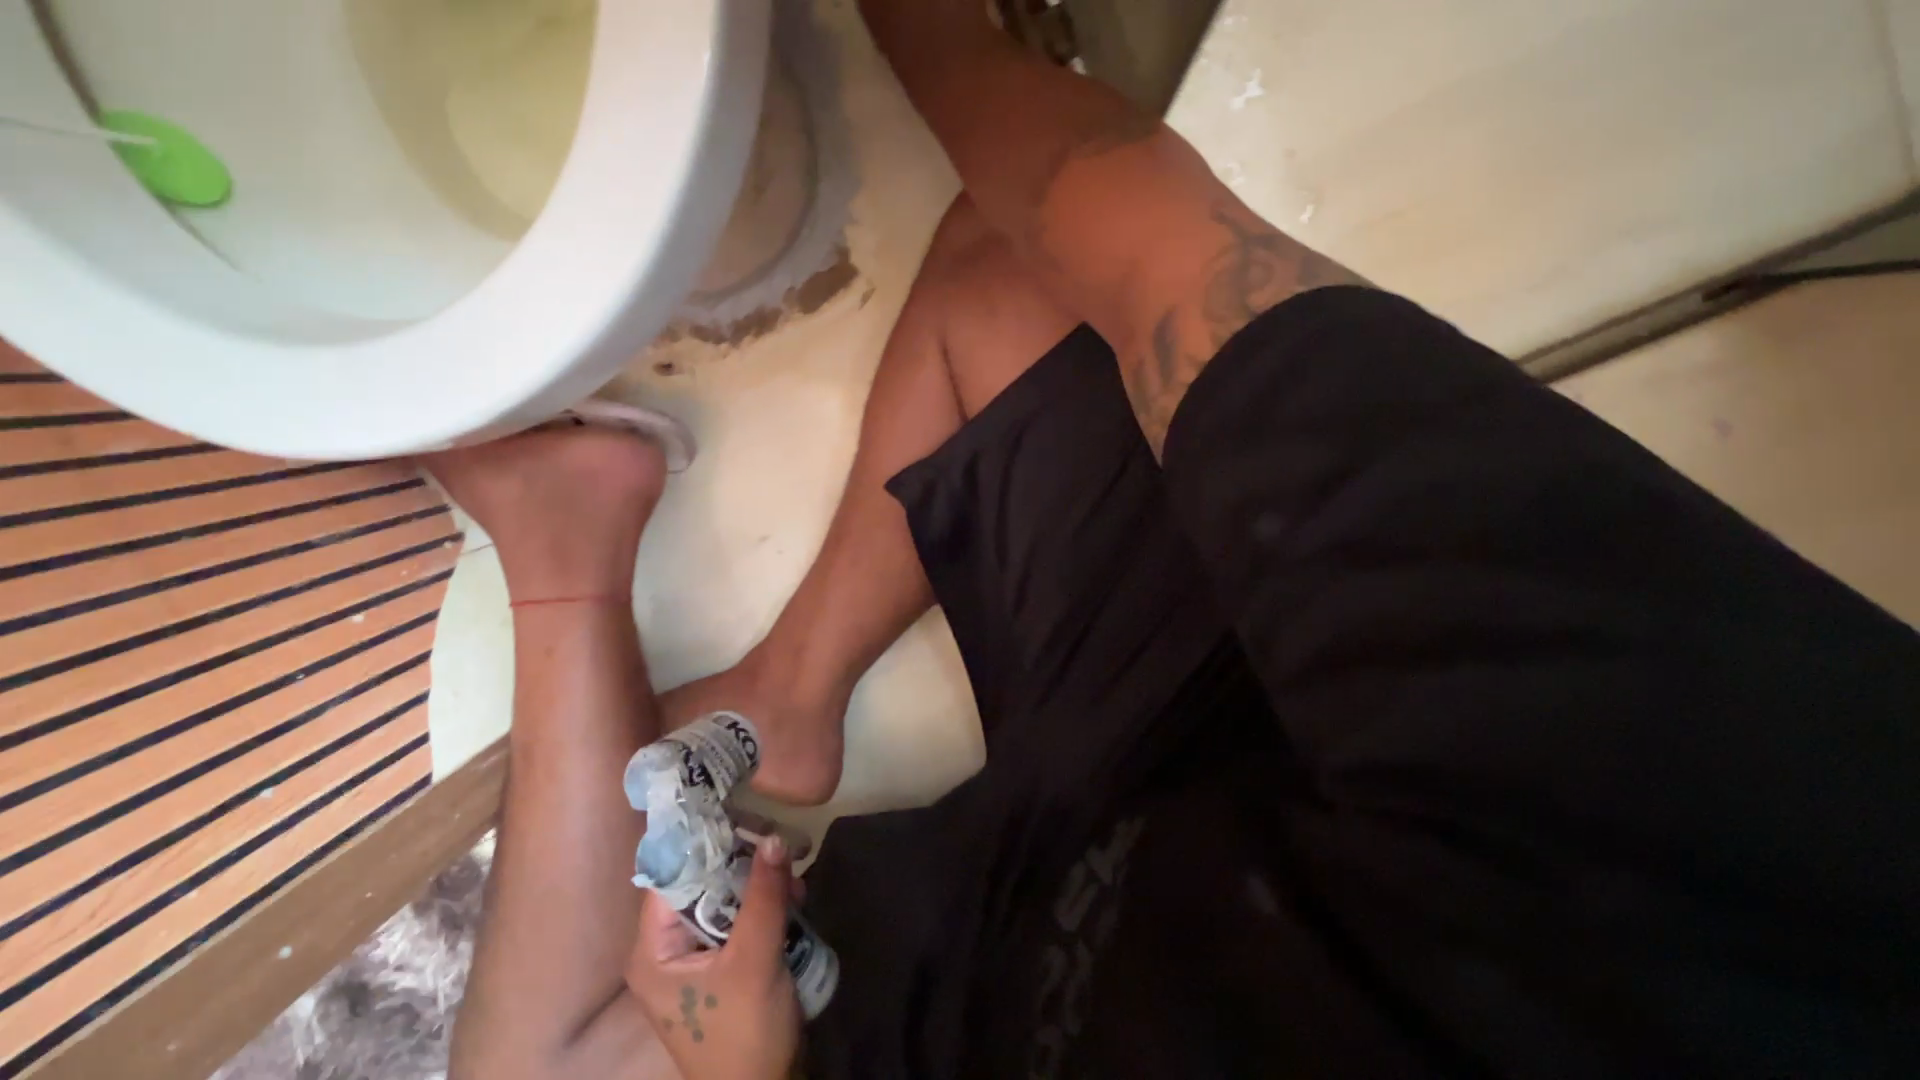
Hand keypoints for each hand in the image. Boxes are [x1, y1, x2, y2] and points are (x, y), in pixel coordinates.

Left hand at [626, 839, 802, 1079]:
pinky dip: (763, 908)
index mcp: (653, 951)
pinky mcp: (720, 969)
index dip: (702, 844)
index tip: (738, 815)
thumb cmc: (745, 1034)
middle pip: (699, 886)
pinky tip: (793, 900)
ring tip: (795, 879)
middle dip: (741, 865)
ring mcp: (693, 962)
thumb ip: (763, 895)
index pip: (670, 877)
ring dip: (758, 886)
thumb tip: (775, 836)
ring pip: (723, 901)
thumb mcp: (756, 960)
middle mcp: (664, 952)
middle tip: (780, 845)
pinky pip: (737, 923)